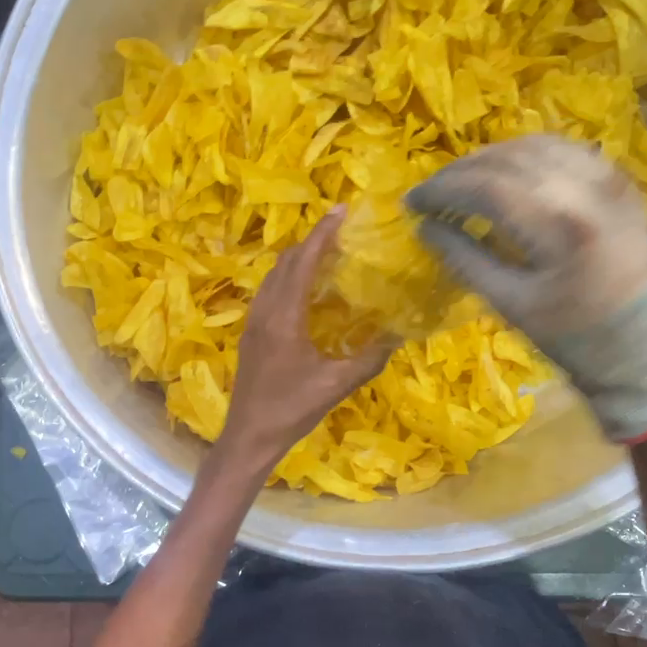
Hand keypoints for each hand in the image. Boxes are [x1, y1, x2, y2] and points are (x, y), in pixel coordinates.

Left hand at [218, 209, 392, 469]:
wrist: (249, 436)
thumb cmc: (291, 410)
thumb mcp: (336, 386)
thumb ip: (368, 359)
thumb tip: (397, 336)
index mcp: (284, 316)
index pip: (303, 261)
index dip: (322, 233)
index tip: (342, 210)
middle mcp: (264, 312)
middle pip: (285, 262)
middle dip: (311, 241)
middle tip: (340, 232)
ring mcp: (253, 323)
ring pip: (273, 277)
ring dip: (297, 260)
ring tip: (325, 256)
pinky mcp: (250, 336)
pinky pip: (268, 294)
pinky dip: (287, 281)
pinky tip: (305, 293)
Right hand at [406, 135, 646, 442]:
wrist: (643, 347)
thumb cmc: (571, 337)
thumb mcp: (510, 305)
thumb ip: (465, 260)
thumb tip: (424, 228)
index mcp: (560, 228)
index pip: (488, 186)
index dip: (443, 189)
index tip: (411, 203)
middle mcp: (588, 190)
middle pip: (511, 158)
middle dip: (461, 170)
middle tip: (430, 192)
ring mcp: (611, 181)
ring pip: (539, 145)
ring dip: (491, 157)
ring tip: (462, 181)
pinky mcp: (621, 183)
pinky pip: (567, 150)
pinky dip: (528, 155)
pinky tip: (506, 174)